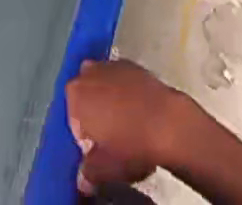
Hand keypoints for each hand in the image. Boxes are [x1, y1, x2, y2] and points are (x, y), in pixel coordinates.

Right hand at [66, 60, 196, 194]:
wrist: (168, 123)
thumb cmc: (129, 144)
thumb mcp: (103, 169)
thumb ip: (87, 172)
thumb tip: (83, 178)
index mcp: (75, 94)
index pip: (72, 119)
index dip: (85, 137)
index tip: (98, 150)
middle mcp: (89, 71)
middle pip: (86, 95)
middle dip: (94, 112)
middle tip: (110, 136)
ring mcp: (112, 64)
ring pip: (103, 84)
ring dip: (110, 100)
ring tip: (127, 123)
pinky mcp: (134, 64)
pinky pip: (122, 80)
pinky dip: (126, 92)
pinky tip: (139, 111)